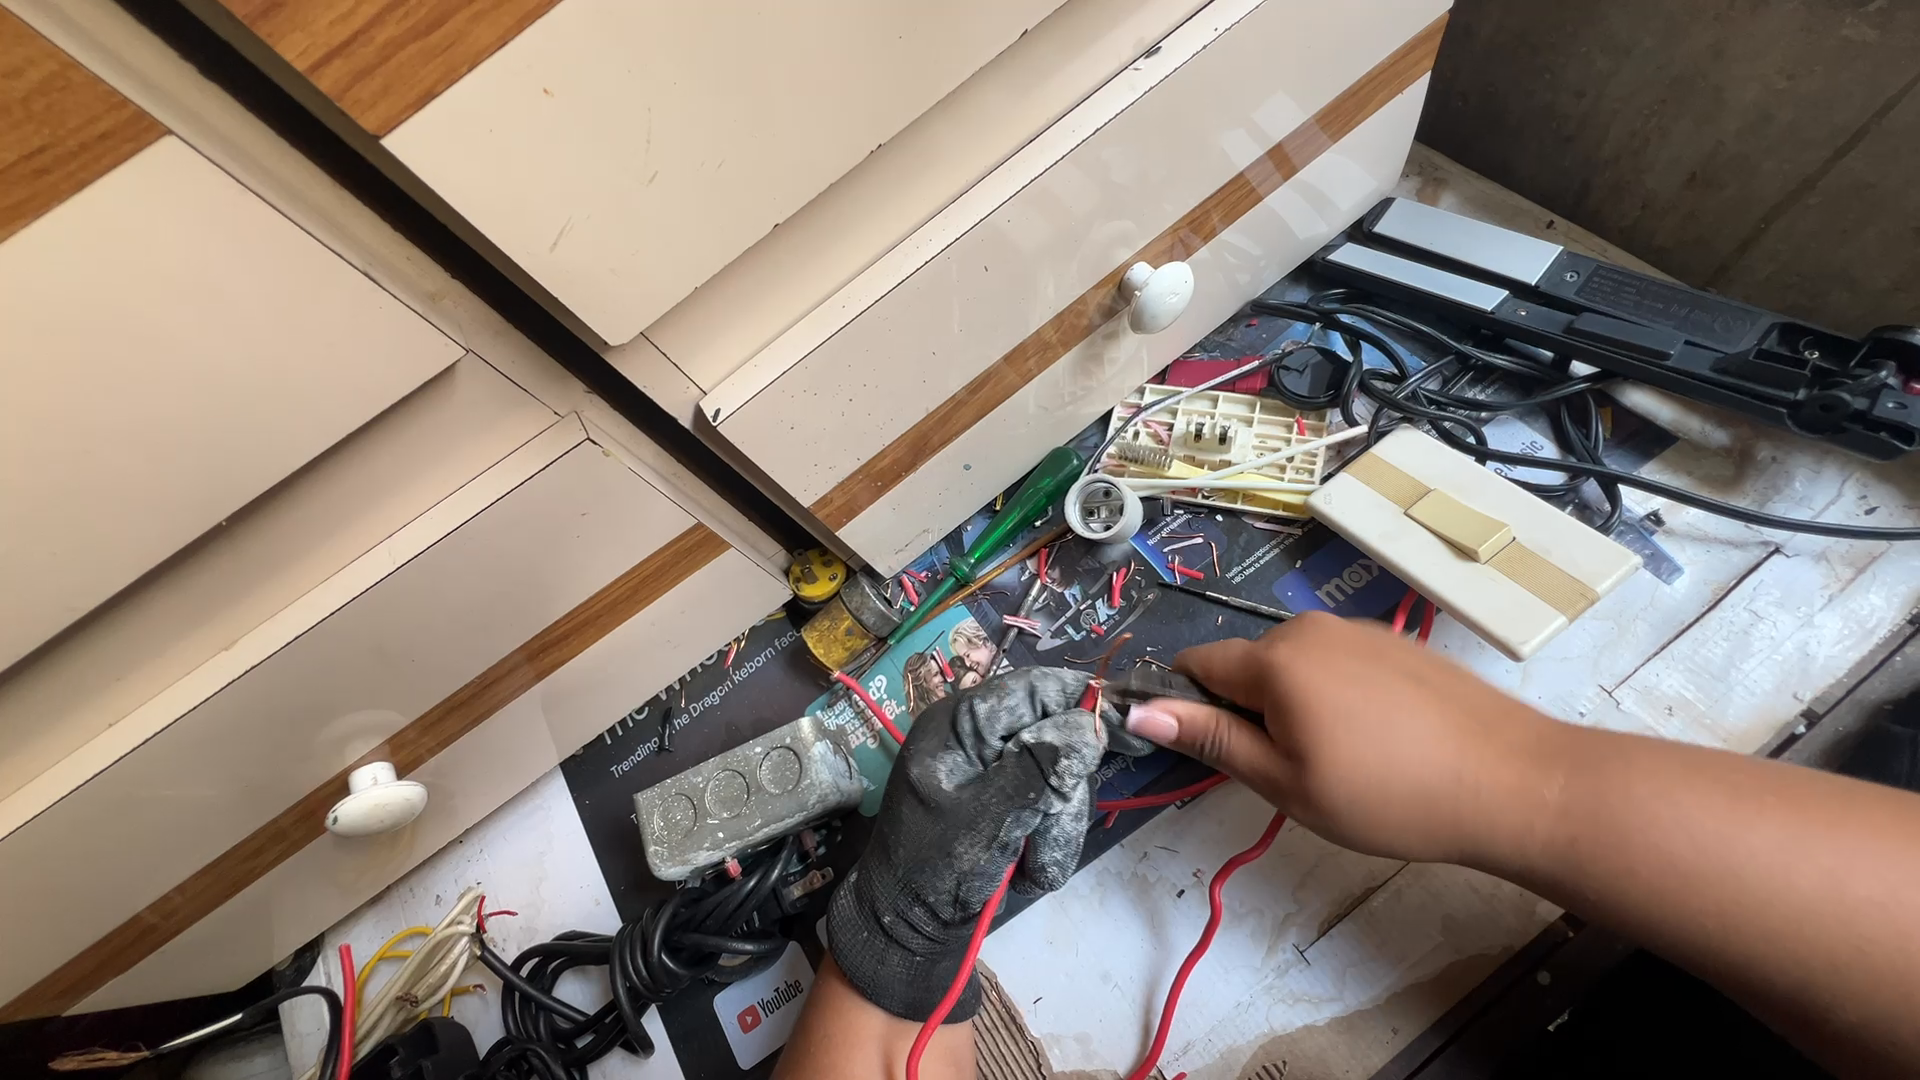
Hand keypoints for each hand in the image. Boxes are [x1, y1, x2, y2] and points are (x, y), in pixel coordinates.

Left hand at [827, 668, 1151, 1021]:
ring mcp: (997, 768)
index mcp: (961, 722)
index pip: (1035, 688)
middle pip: (1058, 736)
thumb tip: (1089, 724)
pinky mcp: (1011, 798)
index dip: (1084, 700)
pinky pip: (1053, 804)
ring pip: (1062, 776)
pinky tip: (1028, 869)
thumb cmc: (931, 871)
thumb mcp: (984, 820)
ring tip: (1032, 864)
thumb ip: (1037, 770)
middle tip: (1048, 836)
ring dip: (1057, 826)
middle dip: (1062, 794)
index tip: (1131, 725)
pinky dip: (1050, 839)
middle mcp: (981, 735)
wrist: (906, 930)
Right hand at [1120, 611, 1563, 864]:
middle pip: (1244, 665)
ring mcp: (1354, 630)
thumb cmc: (1387, 794)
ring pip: (1289, 664)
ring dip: (1289, 702)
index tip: (1216, 748)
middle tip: (1290, 767)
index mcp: (1273, 660)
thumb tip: (1138, 710)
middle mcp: (1307, 628)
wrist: (1519, 783)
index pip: (1196, 664)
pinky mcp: (1390, 641)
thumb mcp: (1284, 781)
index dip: (1189, 704)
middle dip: (1247, 708)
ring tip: (1340, 755)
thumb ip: (1209, 739)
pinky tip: (1377, 736)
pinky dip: (1330, 693)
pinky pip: (1332, 661)